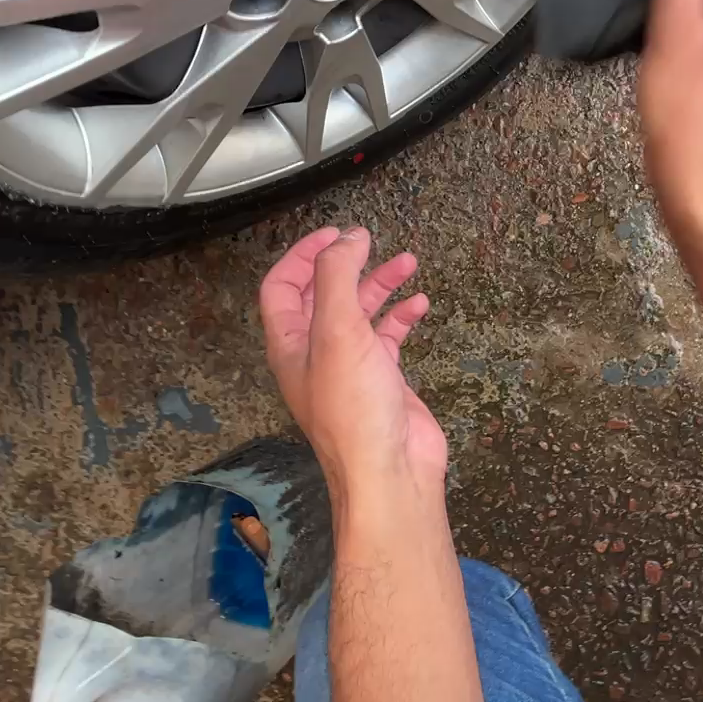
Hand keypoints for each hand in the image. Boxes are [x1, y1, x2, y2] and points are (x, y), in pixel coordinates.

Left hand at [259, 226, 446, 502]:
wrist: (390, 468)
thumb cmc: (355, 405)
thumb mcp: (337, 331)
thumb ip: (338, 277)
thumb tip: (350, 237)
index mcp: (291, 342)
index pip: (282, 287)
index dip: (302, 255)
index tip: (334, 233)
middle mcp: (316, 352)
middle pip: (324, 295)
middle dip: (346, 264)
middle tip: (368, 240)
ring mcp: (351, 366)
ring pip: (361, 313)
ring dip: (380, 284)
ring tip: (408, 261)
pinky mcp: (383, 379)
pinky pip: (389, 337)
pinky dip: (403, 316)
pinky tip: (420, 304)